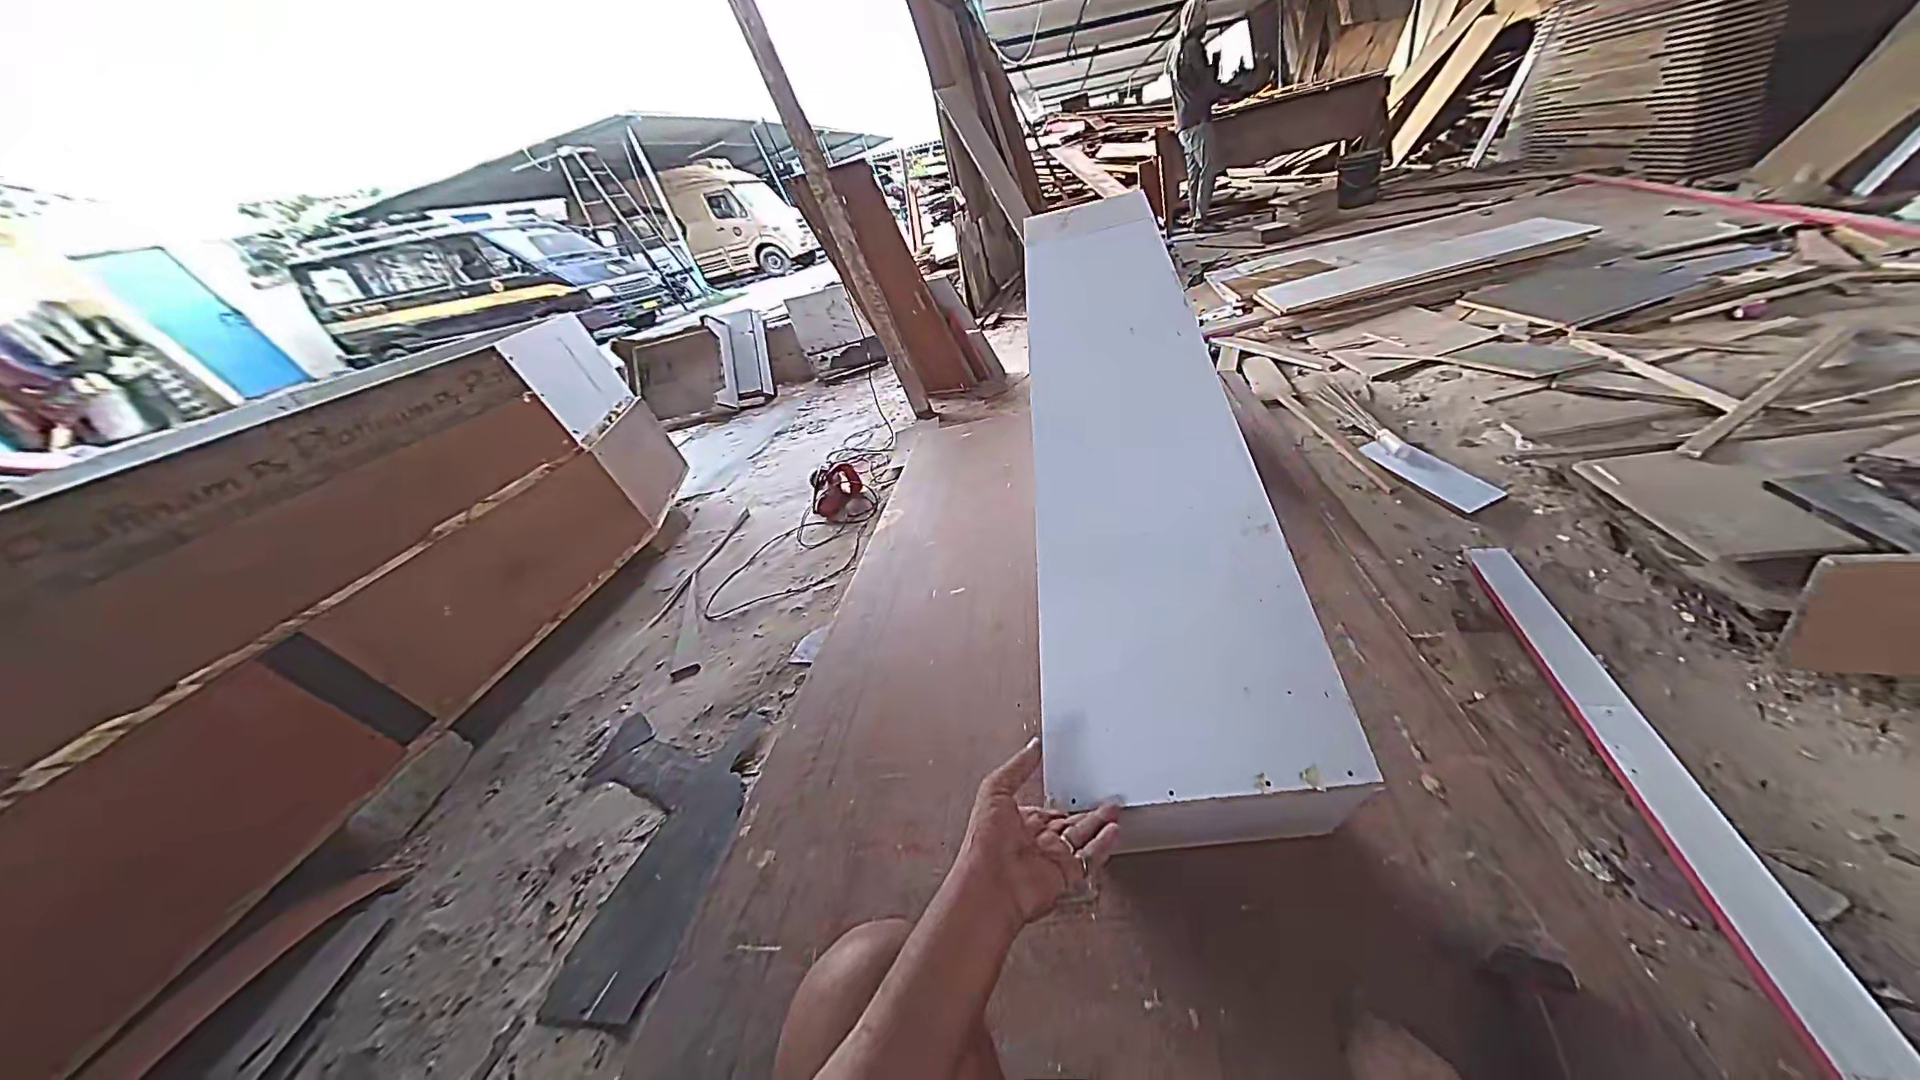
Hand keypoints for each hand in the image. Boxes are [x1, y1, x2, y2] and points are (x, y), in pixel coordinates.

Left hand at [956, 738, 1120, 933]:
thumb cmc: (983, 841)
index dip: (1060, 798)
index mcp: (1018, 822)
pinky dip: (1104, 845)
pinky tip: (1114, 832)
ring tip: (1115, 810)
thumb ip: (1018, 766)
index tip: (1074, 789)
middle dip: (1088, 812)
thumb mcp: (995, 789)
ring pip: (1082, 838)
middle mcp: (1036, 841)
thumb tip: (1032, 745)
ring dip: (1100, 824)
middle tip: (1105, 799)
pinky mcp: (1064, 875)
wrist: (990, 884)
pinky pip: (1089, 858)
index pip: (1046, 808)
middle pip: (1069, 823)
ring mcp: (1051, 859)